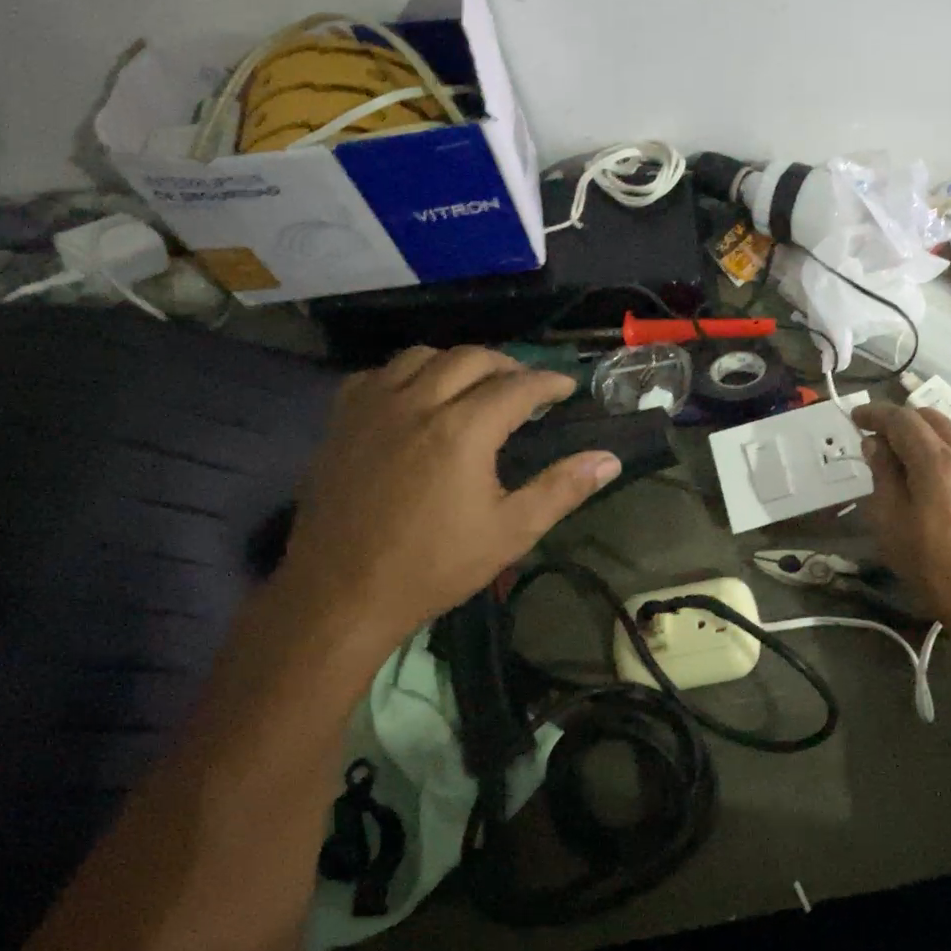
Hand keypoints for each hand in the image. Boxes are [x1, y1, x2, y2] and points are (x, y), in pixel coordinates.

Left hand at [276, 346, 620, 638]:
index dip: (548, 382)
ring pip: (421, 356)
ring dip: (457, 363)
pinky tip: (418, 398)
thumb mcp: (511, 532)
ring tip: (475, 386)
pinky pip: (377, 375)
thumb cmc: (435, 565)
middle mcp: (417, 404)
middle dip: (508, 365)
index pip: (517, 386)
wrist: (342, 593)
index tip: (567, 387)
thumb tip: (609, 459)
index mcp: (462, 431)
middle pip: (471, 359)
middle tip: (527, 387)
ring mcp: (372, 409)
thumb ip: (562, 488)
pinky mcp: (341, 422)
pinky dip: (407, 375)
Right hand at [852, 404, 950, 637]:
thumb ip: (883, 475)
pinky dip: (942, 449)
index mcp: (939, 461)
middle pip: (930, 418)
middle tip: (876, 437)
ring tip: (901, 457)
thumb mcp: (892, 522)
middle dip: (900, 420)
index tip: (856, 417)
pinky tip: (929, 473)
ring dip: (923, 434)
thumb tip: (876, 445)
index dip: (876, 414)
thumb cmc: (933, 566)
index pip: (902, 419)